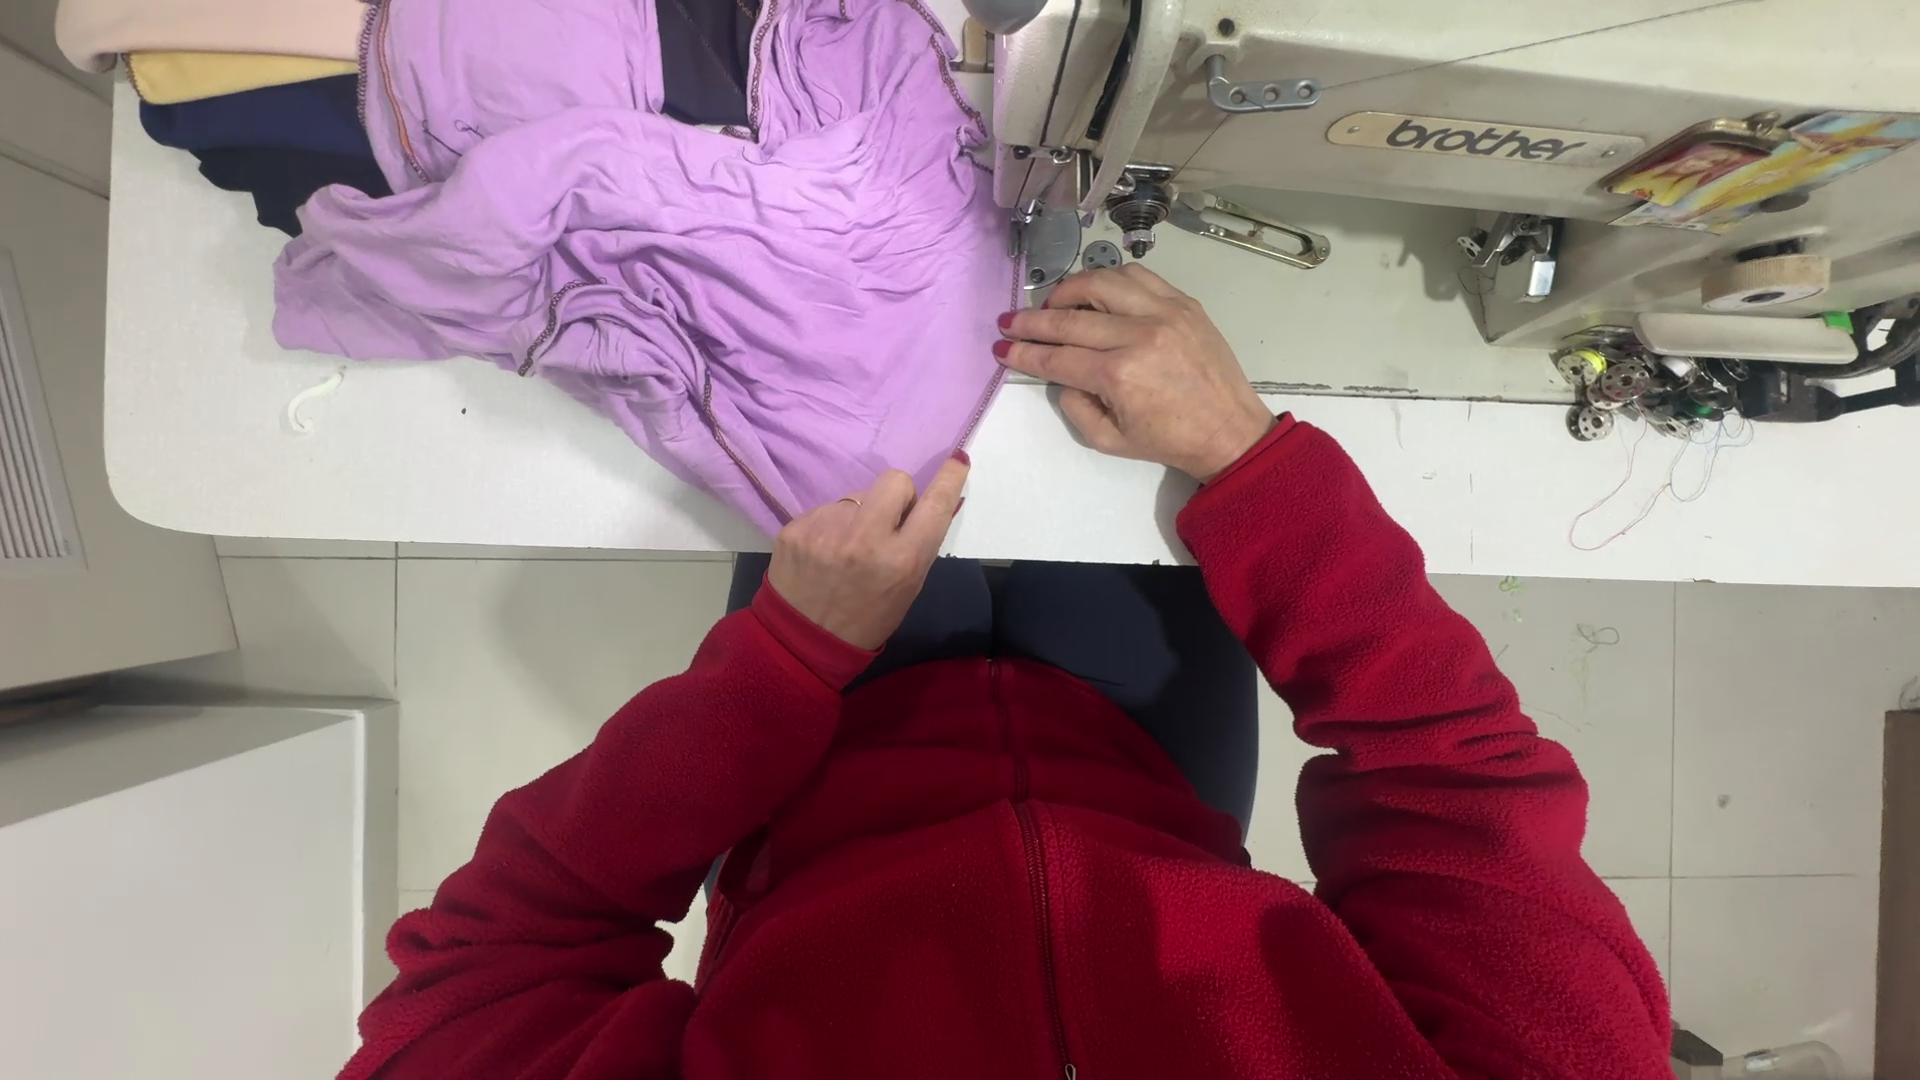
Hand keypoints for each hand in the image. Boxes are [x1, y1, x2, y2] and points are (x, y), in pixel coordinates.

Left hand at [767, 455, 969, 649]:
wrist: (801, 641)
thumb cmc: (868, 619)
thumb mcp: (907, 588)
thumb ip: (918, 545)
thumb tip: (930, 503)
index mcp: (901, 560)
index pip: (935, 504)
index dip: (949, 478)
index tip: (957, 461)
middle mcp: (865, 539)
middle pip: (894, 480)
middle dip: (897, 494)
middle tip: (888, 520)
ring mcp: (826, 531)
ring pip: (856, 497)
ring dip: (858, 515)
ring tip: (846, 549)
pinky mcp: (796, 528)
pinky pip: (826, 510)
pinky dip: (830, 526)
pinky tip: (822, 553)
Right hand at [995, 264, 1274, 480]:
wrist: (1227, 429)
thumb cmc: (1167, 440)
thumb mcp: (1108, 440)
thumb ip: (1075, 406)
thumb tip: (1061, 374)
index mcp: (1119, 376)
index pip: (1057, 357)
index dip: (1024, 352)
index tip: (1002, 347)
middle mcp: (1139, 336)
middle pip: (1070, 318)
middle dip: (1032, 321)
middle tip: (1010, 321)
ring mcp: (1164, 313)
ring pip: (1101, 282)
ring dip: (1068, 290)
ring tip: (1052, 304)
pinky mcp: (1183, 302)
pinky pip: (1137, 276)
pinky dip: (1109, 279)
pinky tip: (1095, 293)